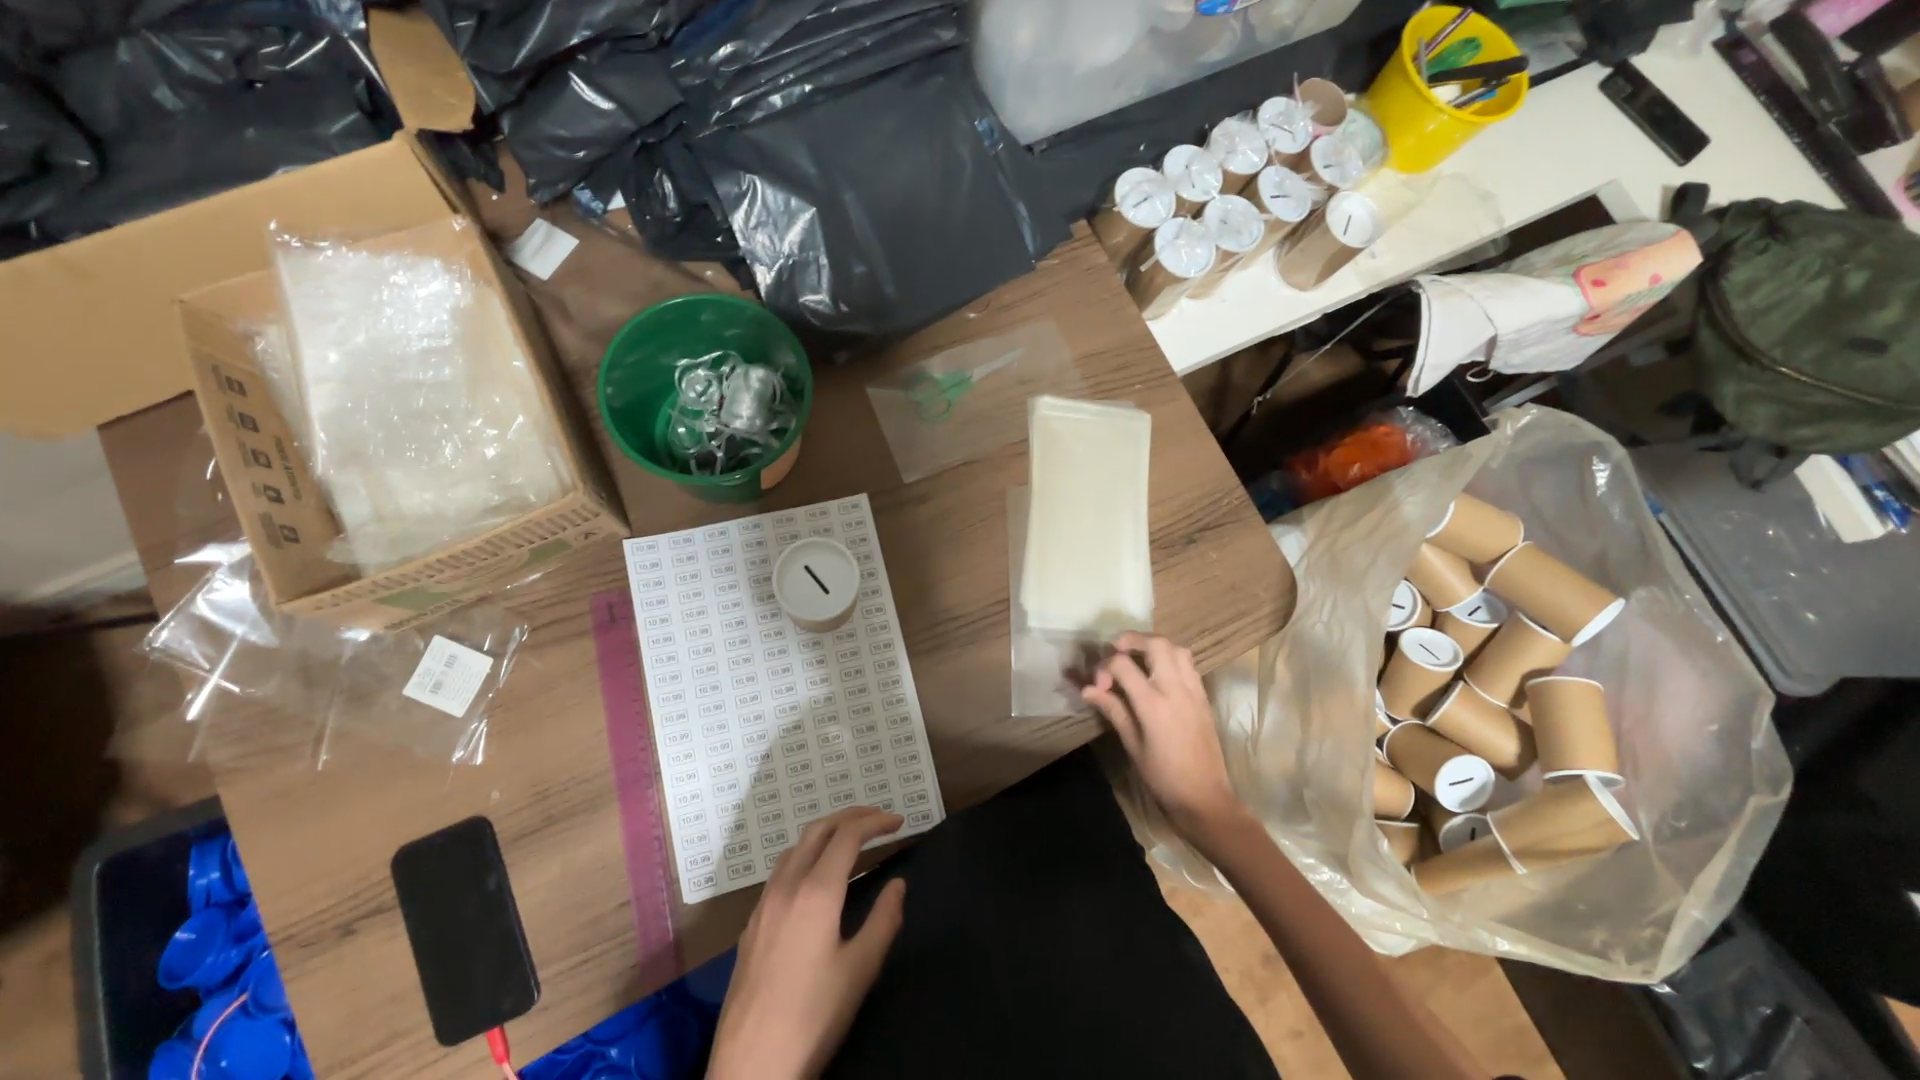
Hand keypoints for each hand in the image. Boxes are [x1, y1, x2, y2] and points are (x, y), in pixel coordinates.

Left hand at [707, 807, 906, 1079]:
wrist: (751, 1061)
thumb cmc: (813, 1016)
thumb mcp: (860, 970)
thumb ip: (883, 920)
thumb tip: (898, 884)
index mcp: (815, 892)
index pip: (847, 836)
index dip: (875, 822)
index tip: (899, 820)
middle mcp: (785, 887)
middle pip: (817, 832)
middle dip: (849, 817)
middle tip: (879, 819)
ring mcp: (763, 905)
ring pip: (794, 849)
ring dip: (825, 835)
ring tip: (852, 842)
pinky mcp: (752, 925)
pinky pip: (780, 873)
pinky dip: (805, 857)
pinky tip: (817, 880)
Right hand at [1082, 632, 1247, 837]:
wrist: (1204, 796)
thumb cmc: (1162, 776)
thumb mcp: (1132, 744)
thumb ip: (1113, 711)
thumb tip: (1089, 689)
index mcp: (1153, 703)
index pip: (1123, 665)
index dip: (1104, 667)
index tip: (1098, 685)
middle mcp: (1175, 689)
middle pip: (1156, 644)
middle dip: (1132, 640)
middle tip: (1116, 650)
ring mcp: (1194, 691)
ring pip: (1178, 649)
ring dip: (1156, 646)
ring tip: (1139, 659)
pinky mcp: (1204, 697)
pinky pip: (1189, 665)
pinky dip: (1172, 659)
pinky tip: (1160, 675)